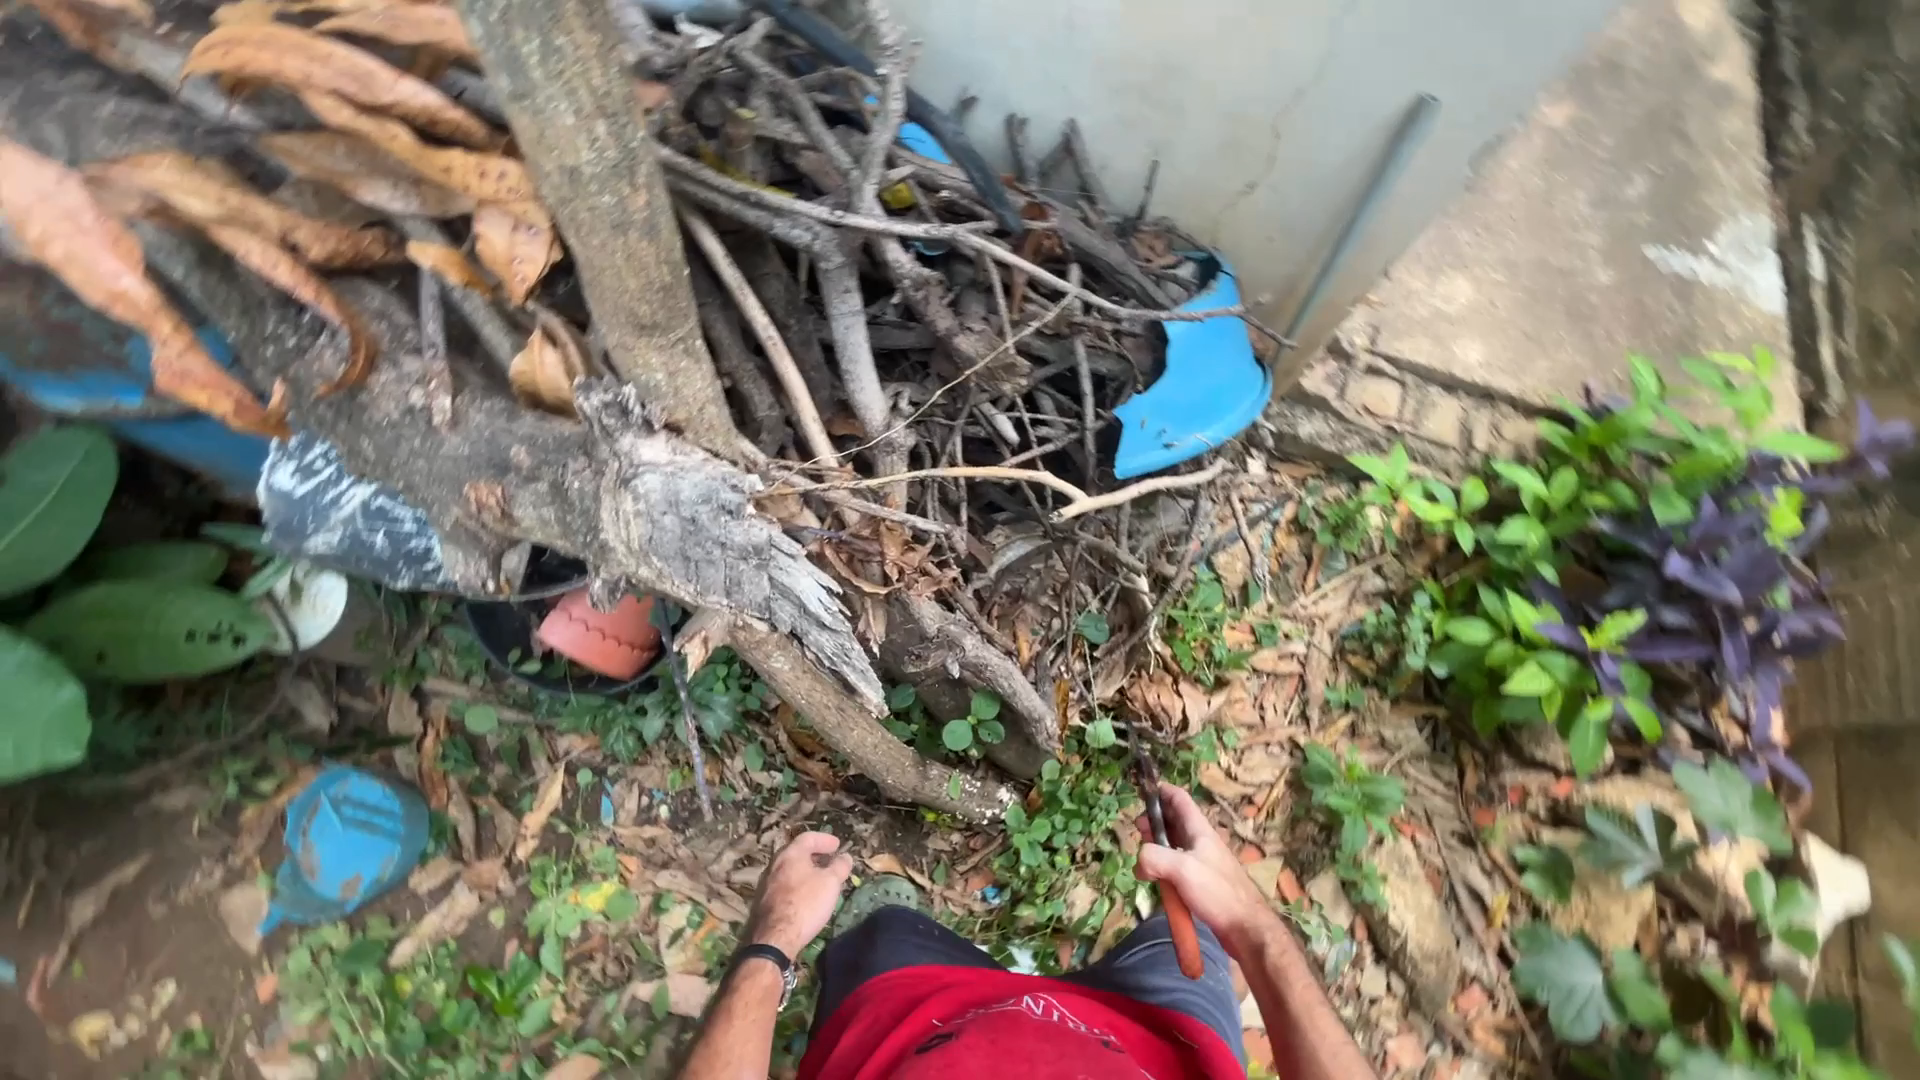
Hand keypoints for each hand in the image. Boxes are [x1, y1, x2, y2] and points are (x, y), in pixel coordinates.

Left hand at [746, 832, 852, 956]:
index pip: (808, 838)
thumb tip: (845, 856)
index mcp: (790, 855)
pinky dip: (795, 885)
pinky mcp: (762, 903)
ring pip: (788, 870)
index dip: (825, 839)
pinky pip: (782, 886)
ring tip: (818, 879)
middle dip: (813, 855)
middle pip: (795, 853)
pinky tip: (803, 897)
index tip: (837, 845)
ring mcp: (765, 885)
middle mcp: (774, 865)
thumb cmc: (805, 904)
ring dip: (804, 871)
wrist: (774, 939)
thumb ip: (839, 866)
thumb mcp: (830, 883)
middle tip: (828, 859)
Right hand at [1136, 782, 1282, 954]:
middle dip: (1154, 821)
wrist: (1247, 928)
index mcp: (1199, 829)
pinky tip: (1157, 880)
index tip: (1142, 793)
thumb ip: (1154, 858)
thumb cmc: (1217, 891)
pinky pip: (1177, 866)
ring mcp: (1201, 861)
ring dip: (1157, 845)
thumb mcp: (1182, 869)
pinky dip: (1164, 868)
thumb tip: (1139, 863)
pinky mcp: (1201, 881)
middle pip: (1173, 820)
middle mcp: (1200, 841)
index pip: (1179, 798)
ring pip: (1174, 844)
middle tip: (1138, 830)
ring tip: (1144, 855)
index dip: (1161, 791)